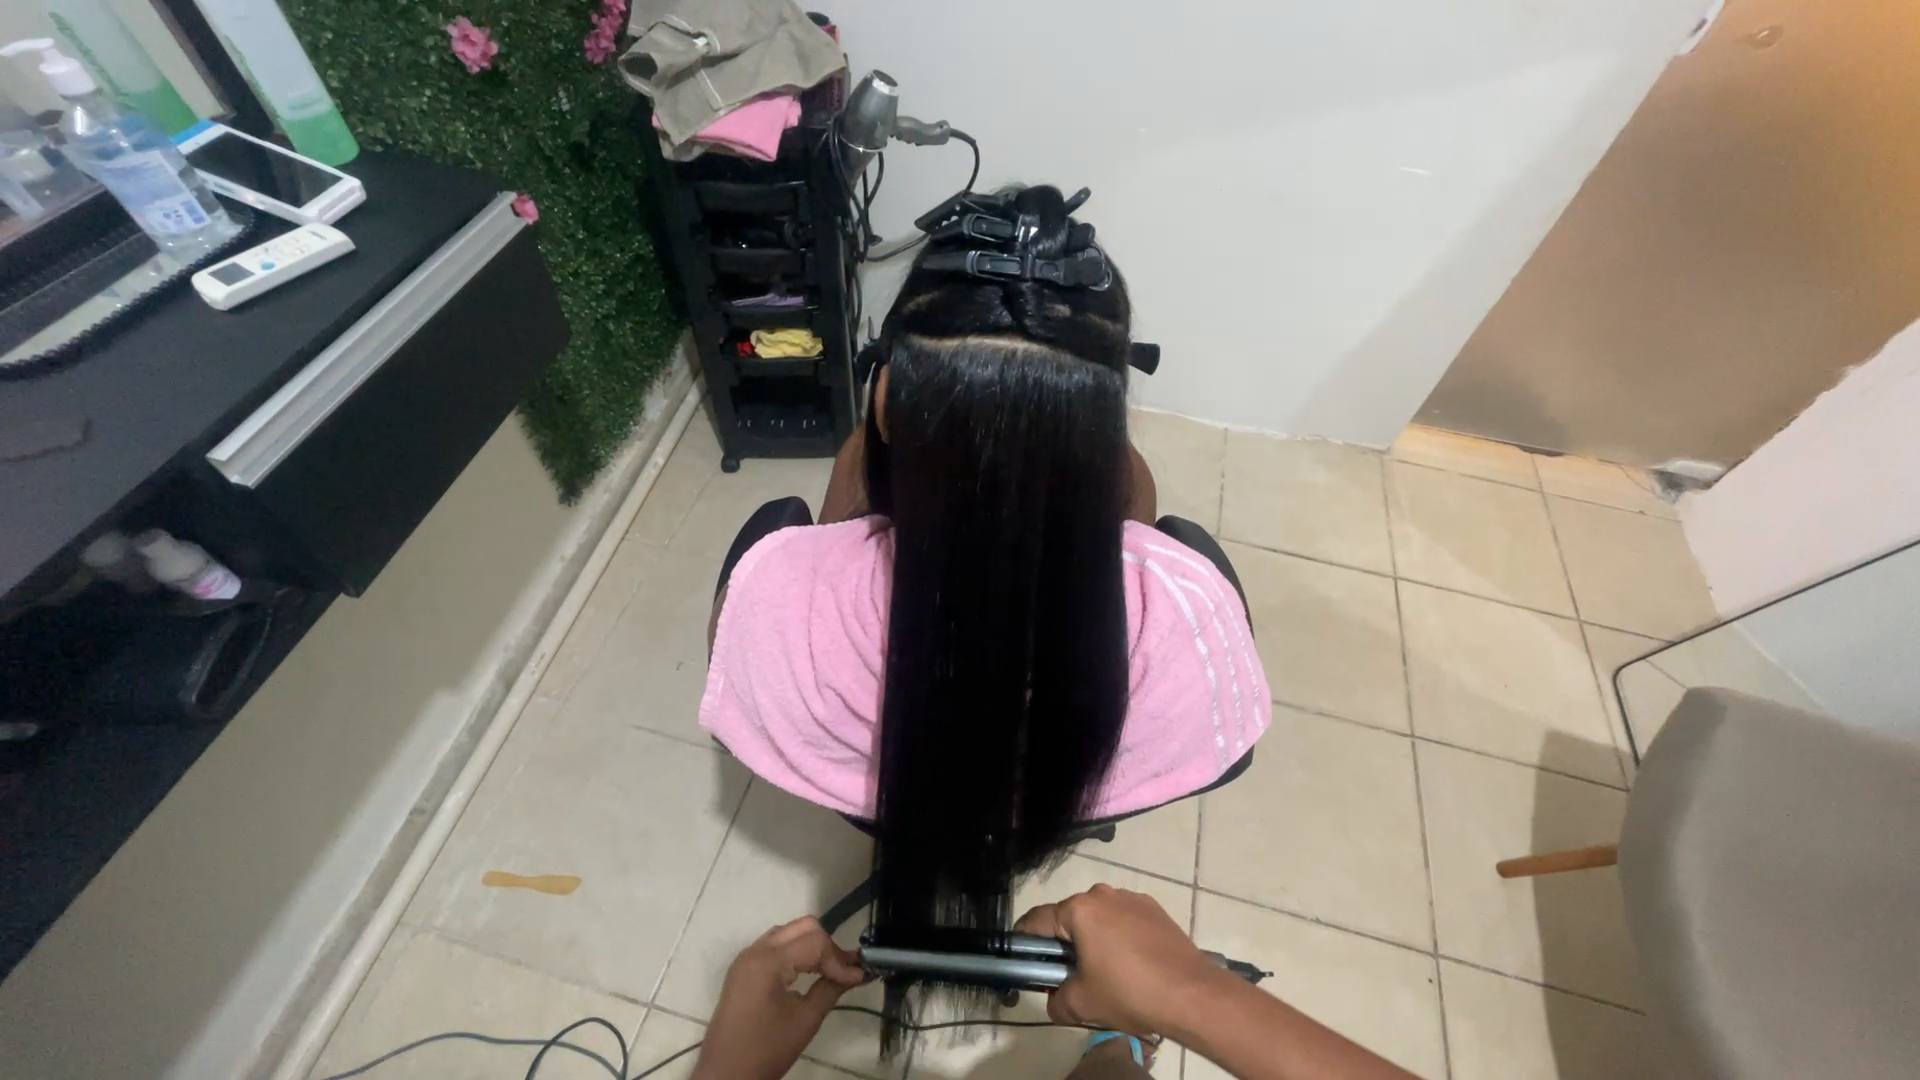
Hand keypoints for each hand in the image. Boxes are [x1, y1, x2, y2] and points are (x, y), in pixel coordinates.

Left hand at [691, 917, 866, 1079]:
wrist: (723, 1078)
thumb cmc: (765, 1052)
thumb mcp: (804, 1022)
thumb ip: (831, 990)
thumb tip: (858, 973)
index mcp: (768, 961)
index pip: (815, 942)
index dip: (839, 959)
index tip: (858, 977)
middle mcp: (756, 950)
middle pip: (803, 927)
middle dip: (827, 946)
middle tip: (844, 971)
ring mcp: (747, 957)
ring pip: (789, 932)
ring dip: (812, 946)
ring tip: (830, 970)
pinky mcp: (744, 968)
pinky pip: (776, 945)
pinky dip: (796, 952)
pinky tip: (808, 971)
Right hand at [1014, 885, 1222, 1035]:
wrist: (1191, 994)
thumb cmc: (1130, 993)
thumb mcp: (1083, 1003)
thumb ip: (1056, 999)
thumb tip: (1054, 997)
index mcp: (1079, 910)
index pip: (1038, 920)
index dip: (1024, 938)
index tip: (1019, 954)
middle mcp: (1102, 895)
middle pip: (1071, 918)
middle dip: (1065, 944)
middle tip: (1068, 975)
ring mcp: (1131, 898)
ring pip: (1100, 918)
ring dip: (1095, 939)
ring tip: (1106, 973)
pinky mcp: (1154, 909)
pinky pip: (1124, 920)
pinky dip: (1120, 938)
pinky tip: (1132, 965)